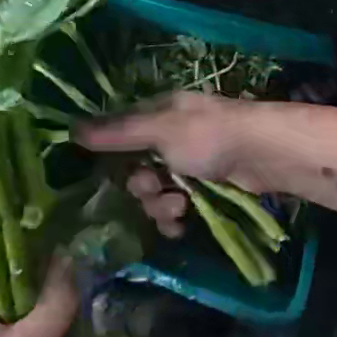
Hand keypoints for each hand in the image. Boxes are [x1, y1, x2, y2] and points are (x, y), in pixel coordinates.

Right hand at [75, 93, 269, 236]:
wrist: (263, 155)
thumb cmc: (209, 134)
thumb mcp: (161, 129)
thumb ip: (119, 133)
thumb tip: (72, 128)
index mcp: (161, 112)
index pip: (123, 132)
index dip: (113, 154)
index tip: (107, 172)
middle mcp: (172, 135)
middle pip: (137, 168)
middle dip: (143, 187)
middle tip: (156, 188)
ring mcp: (189, 163)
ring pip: (156, 192)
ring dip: (161, 205)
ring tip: (179, 208)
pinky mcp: (205, 188)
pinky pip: (176, 207)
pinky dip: (176, 218)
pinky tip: (183, 224)